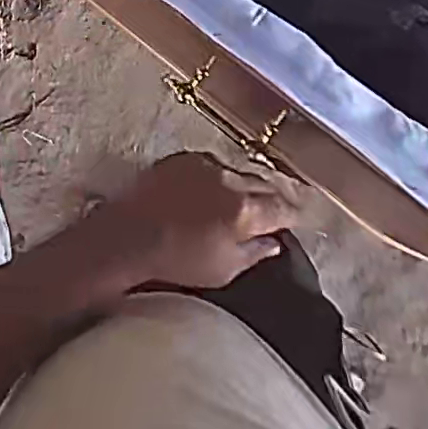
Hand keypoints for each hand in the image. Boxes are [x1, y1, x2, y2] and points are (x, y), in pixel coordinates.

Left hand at [76, 151, 300, 288]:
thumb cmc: (176, 260)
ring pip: (238, 171)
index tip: (299, 218)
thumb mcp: (225, 268)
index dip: (296, 214)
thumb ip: (255, 252)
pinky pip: (210, 164)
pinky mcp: (179, 159)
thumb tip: (273, 242)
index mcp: (245, 209)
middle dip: (276, 195)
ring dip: (247, 183)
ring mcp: (202, 165)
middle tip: (283, 206)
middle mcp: (227, 180)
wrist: (129, 236)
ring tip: (250, 196)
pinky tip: (218, 186)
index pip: (284, 208)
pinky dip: (219, 175)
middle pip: (264, 184)